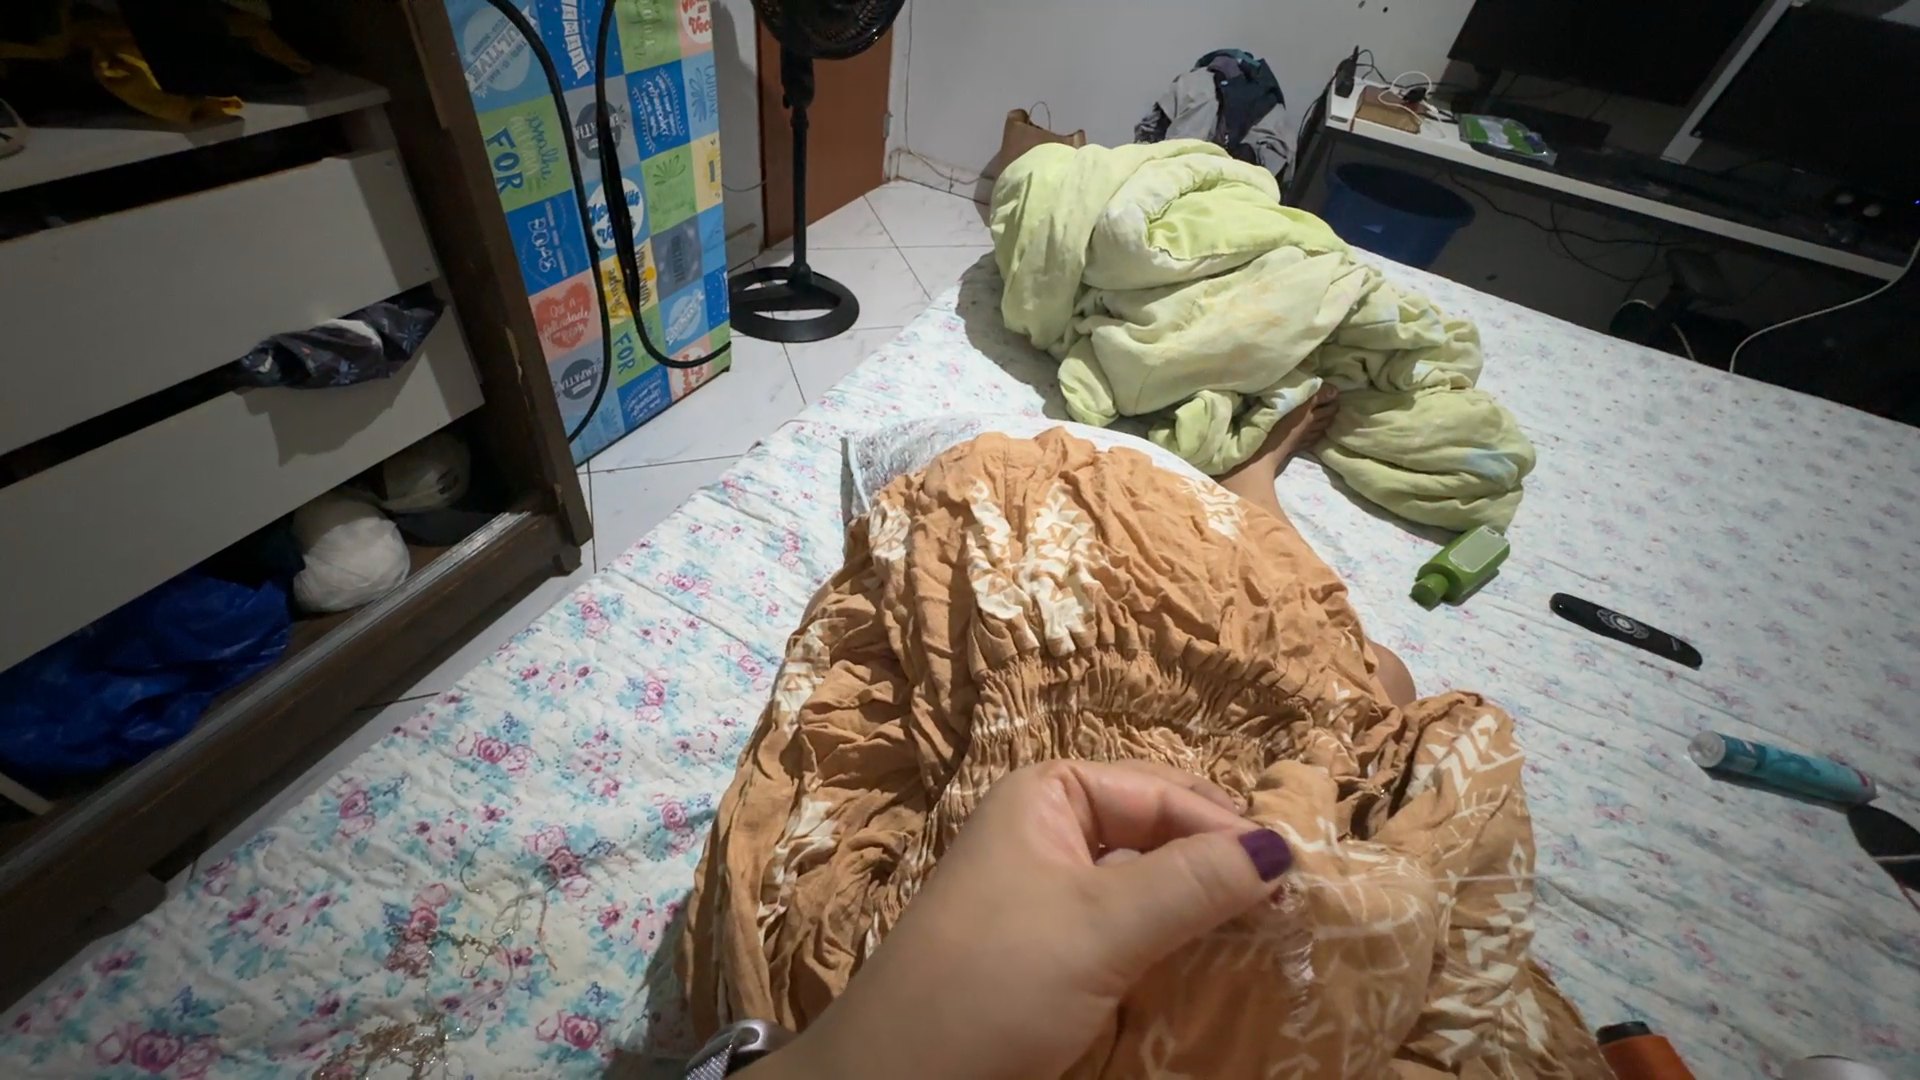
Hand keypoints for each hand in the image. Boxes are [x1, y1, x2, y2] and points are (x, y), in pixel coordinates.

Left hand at [738, 760, 1294, 1079]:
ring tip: (1261, 920)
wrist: (901, 1073)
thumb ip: (1191, 882)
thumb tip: (1282, 846)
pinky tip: (1208, 948)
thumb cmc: (997, 975)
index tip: (1296, 875)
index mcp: (1049, 792)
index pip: (1158, 793)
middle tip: (1286, 895)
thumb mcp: (1099, 924)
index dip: (1224, 827)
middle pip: (1153, 825)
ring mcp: (1050, 881)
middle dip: (1215, 853)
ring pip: (1144, 872)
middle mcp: (1050, 824)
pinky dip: (1170, 927)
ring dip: (1199, 893)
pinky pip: (1127, 915)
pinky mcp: (1054, 936)